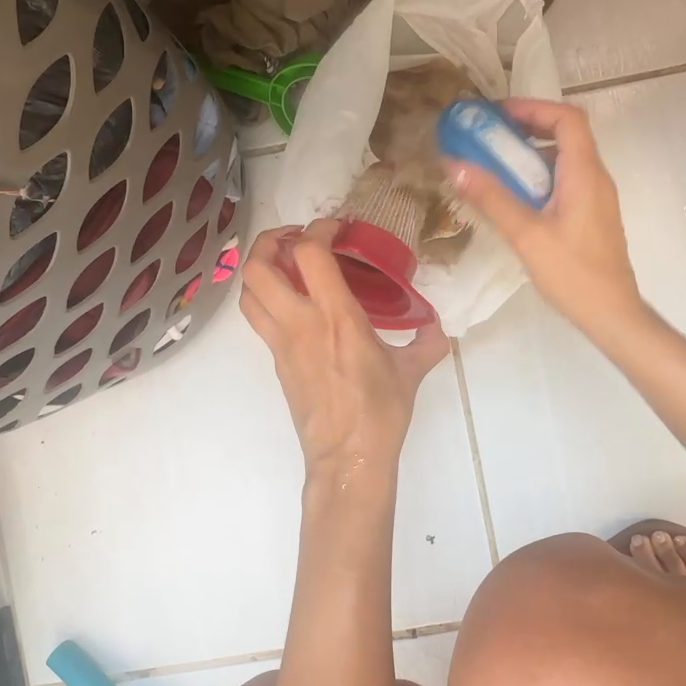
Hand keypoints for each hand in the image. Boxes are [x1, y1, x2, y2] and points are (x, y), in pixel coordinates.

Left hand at [239, 220, 449, 475]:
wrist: (347, 457)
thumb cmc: (381, 412)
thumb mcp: (411, 370)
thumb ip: (426, 341)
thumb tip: (437, 328)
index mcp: (337, 316)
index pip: (310, 253)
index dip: (319, 228)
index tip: (337, 227)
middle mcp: (300, 323)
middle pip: (259, 266)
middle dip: (270, 241)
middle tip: (296, 238)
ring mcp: (281, 343)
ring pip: (248, 292)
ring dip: (260, 268)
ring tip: (286, 264)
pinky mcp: (276, 361)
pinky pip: (259, 318)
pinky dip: (266, 297)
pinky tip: (294, 302)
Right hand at [447, 98, 643, 332]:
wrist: (612, 314)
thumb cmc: (572, 273)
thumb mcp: (526, 234)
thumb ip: (491, 197)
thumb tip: (453, 165)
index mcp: (584, 174)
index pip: (566, 118)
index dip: (533, 107)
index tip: (497, 115)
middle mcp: (595, 178)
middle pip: (566, 134)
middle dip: (526, 127)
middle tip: (488, 136)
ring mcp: (596, 198)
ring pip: (564, 159)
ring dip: (530, 154)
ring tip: (494, 164)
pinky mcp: (591, 216)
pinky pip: (565, 181)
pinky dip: (539, 176)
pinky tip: (514, 197)